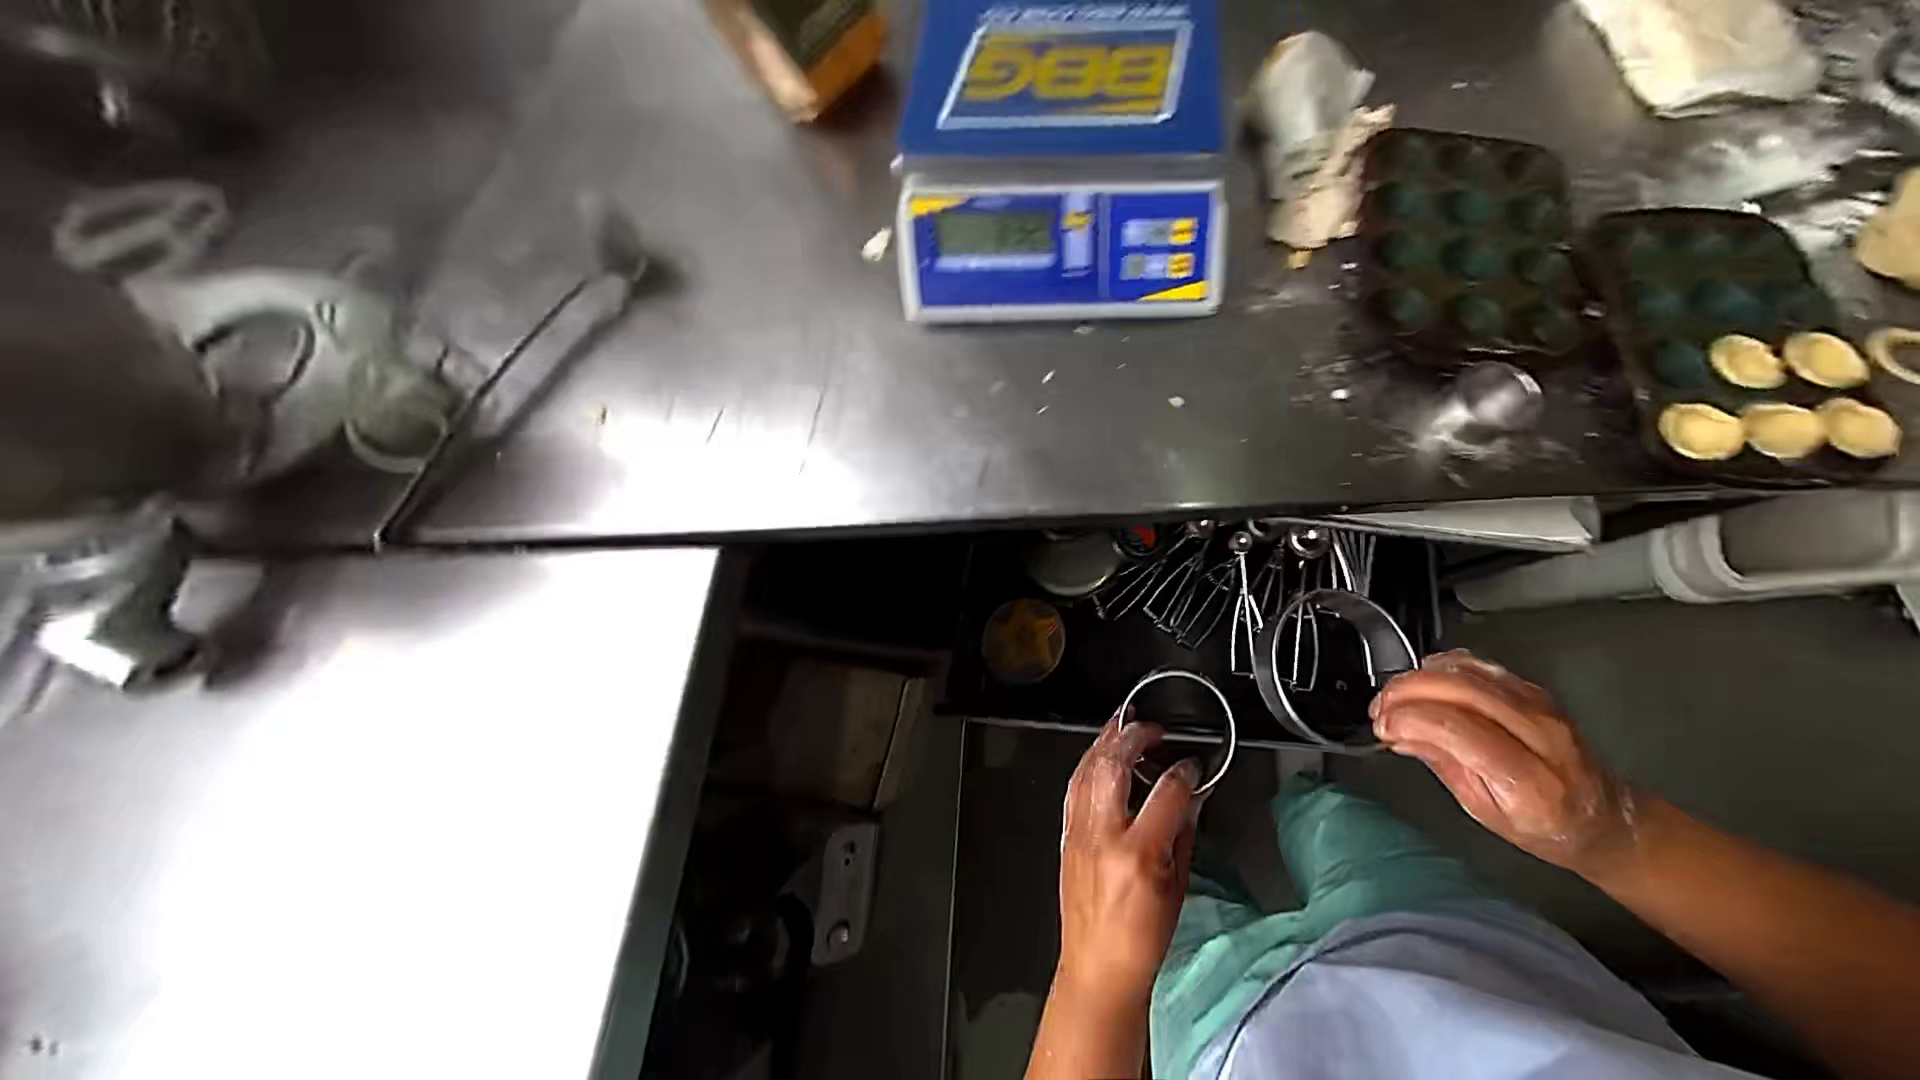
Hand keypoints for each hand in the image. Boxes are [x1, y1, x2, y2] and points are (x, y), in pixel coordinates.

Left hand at [1056, 710, 1199, 1005]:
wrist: (1098, 966)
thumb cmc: (1143, 937)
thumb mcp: (1178, 888)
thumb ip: (1183, 834)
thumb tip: (1189, 798)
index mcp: (1137, 853)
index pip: (1166, 792)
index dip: (1185, 772)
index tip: (1193, 765)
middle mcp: (1102, 834)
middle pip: (1114, 766)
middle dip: (1135, 736)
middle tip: (1154, 728)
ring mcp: (1078, 831)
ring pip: (1087, 768)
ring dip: (1106, 740)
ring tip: (1123, 724)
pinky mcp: (1065, 833)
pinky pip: (1074, 785)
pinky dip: (1088, 762)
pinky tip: (1099, 753)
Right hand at [1370, 649, 1637, 877]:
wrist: (1604, 817)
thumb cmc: (1541, 825)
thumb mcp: (1483, 809)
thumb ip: (1442, 764)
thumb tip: (1399, 733)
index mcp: (1531, 781)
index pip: (1459, 730)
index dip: (1409, 720)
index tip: (1382, 727)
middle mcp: (1543, 736)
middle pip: (1461, 690)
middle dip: (1405, 692)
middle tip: (1380, 709)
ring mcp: (1542, 707)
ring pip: (1466, 671)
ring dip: (1417, 678)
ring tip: (1394, 698)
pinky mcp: (1533, 690)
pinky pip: (1477, 664)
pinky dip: (1439, 668)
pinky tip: (1422, 684)